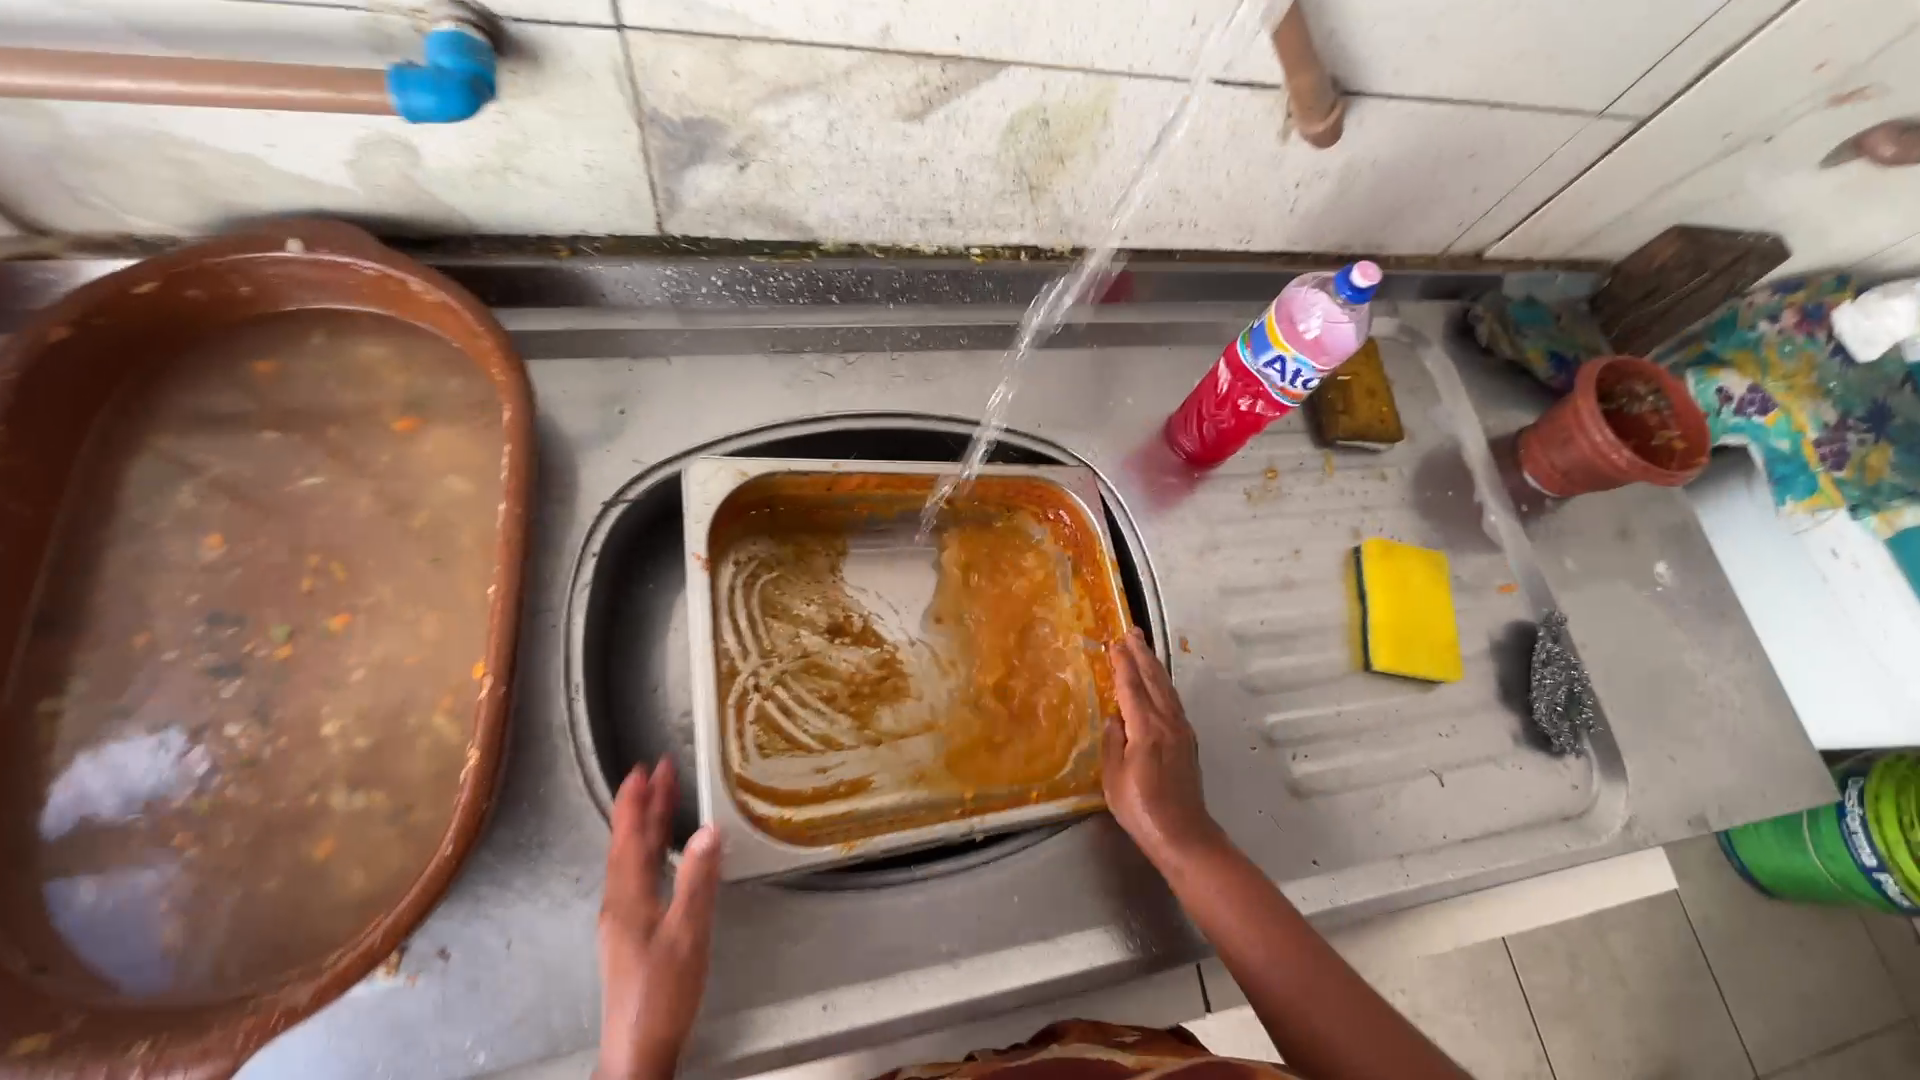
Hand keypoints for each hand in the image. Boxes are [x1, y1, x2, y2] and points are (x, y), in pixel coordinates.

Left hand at [596, 760, 720, 1079]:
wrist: (638, 1048)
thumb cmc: (663, 992)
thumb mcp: (688, 934)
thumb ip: (699, 880)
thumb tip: (710, 829)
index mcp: (627, 897)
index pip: (630, 837)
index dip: (636, 802)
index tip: (644, 768)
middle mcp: (619, 902)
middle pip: (629, 845)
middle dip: (643, 807)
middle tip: (658, 773)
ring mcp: (623, 919)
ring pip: (633, 861)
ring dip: (646, 828)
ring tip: (662, 801)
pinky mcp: (631, 934)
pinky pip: (638, 877)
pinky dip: (650, 853)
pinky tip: (664, 854)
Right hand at [1102, 628, 1223, 867]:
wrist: (1184, 835)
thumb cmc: (1141, 809)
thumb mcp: (1114, 777)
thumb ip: (1113, 741)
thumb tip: (1115, 716)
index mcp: (1147, 728)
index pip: (1131, 686)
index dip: (1122, 663)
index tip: (1113, 642)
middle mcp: (1168, 722)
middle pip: (1153, 679)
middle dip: (1141, 654)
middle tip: (1131, 631)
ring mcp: (1182, 731)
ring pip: (1166, 688)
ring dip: (1154, 665)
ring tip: (1142, 647)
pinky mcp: (1187, 741)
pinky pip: (1172, 701)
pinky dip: (1162, 684)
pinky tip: (1157, 684)